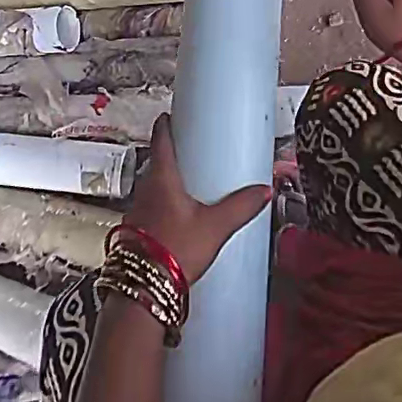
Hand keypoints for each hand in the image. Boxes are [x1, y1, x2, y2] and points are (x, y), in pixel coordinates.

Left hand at [123, 115, 271, 283]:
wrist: (145, 286)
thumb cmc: (176, 248)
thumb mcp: (215, 226)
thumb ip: (241, 207)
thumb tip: (264, 190)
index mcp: (161, 178)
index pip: (160, 141)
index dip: (165, 125)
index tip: (169, 115)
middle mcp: (145, 188)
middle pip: (156, 162)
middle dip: (171, 154)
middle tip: (189, 148)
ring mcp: (138, 209)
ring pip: (152, 185)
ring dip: (166, 179)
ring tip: (188, 181)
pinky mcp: (137, 229)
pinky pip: (151, 205)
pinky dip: (163, 201)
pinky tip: (178, 213)